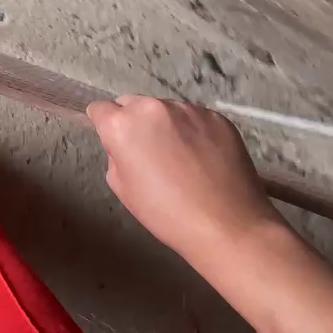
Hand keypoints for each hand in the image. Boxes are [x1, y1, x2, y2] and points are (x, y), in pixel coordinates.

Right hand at [87, 95, 285, 261]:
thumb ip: (115, 154)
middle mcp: (150, 108)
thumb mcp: (122, 187)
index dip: (106, 127)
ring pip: (165, 110)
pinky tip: (206, 158)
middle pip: (132, 103)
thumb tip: (128, 144)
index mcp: (121, 124)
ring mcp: (187, 110)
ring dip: (167, 125)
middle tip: (152, 152)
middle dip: (135, 122)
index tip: (118, 144)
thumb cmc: (168, 214)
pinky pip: (195, 118)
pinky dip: (195, 131)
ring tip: (184, 157)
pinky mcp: (216, 117)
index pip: (100, 109)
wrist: (232, 229)